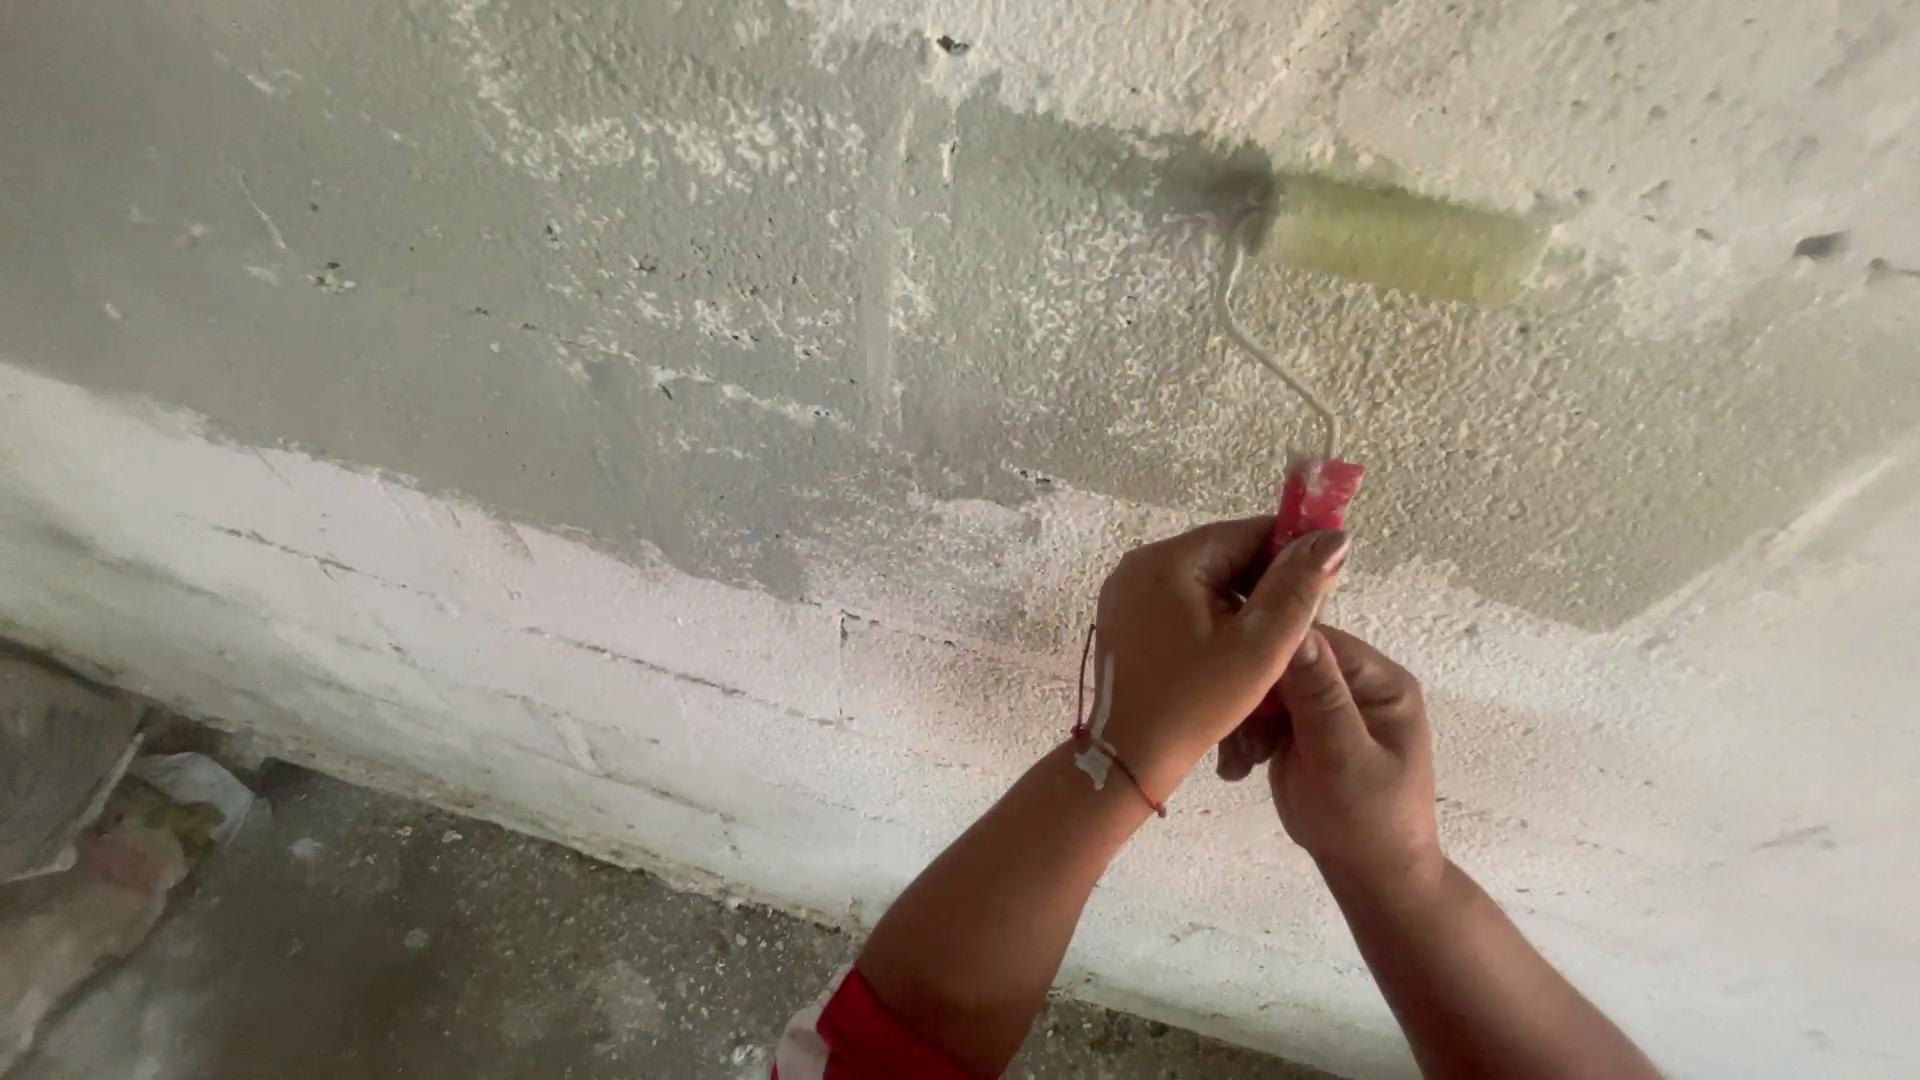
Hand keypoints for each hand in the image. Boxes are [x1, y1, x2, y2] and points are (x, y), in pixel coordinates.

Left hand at [1091, 518, 1348, 800]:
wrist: (1129, 754)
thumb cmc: (1195, 702)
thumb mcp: (1258, 646)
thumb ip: (1298, 588)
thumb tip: (1332, 537)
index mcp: (1166, 560)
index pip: (1245, 533)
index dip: (1291, 553)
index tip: (1323, 586)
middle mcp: (1138, 563)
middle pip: (1222, 553)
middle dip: (1265, 581)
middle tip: (1299, 624)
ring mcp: (1125, 589)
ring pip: (1203, 577)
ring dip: (1240, 600)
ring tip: (1268, 640)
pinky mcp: (1123, 614)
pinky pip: (1179, 598)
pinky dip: (1211, 613)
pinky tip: (1232, 645)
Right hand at [1217, 624, 1440, 890]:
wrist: (1367, 875)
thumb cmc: (1368, 821)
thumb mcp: (1343, 756)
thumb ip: (1319, 694)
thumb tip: (1293, 630)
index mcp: (1378, 680)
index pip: (1314, 638)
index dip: (1271, 651)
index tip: (1234, 676)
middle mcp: (1351, 683)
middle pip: (1281, 661)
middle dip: (1251, 695)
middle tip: (1232, 733)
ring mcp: (1321, 704)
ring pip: (1261, 686)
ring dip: (1242, 722)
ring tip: (1237, 760)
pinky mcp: (1296, 725)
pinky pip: (1256, 712)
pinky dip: (1241, 737)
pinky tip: (1238, 767)